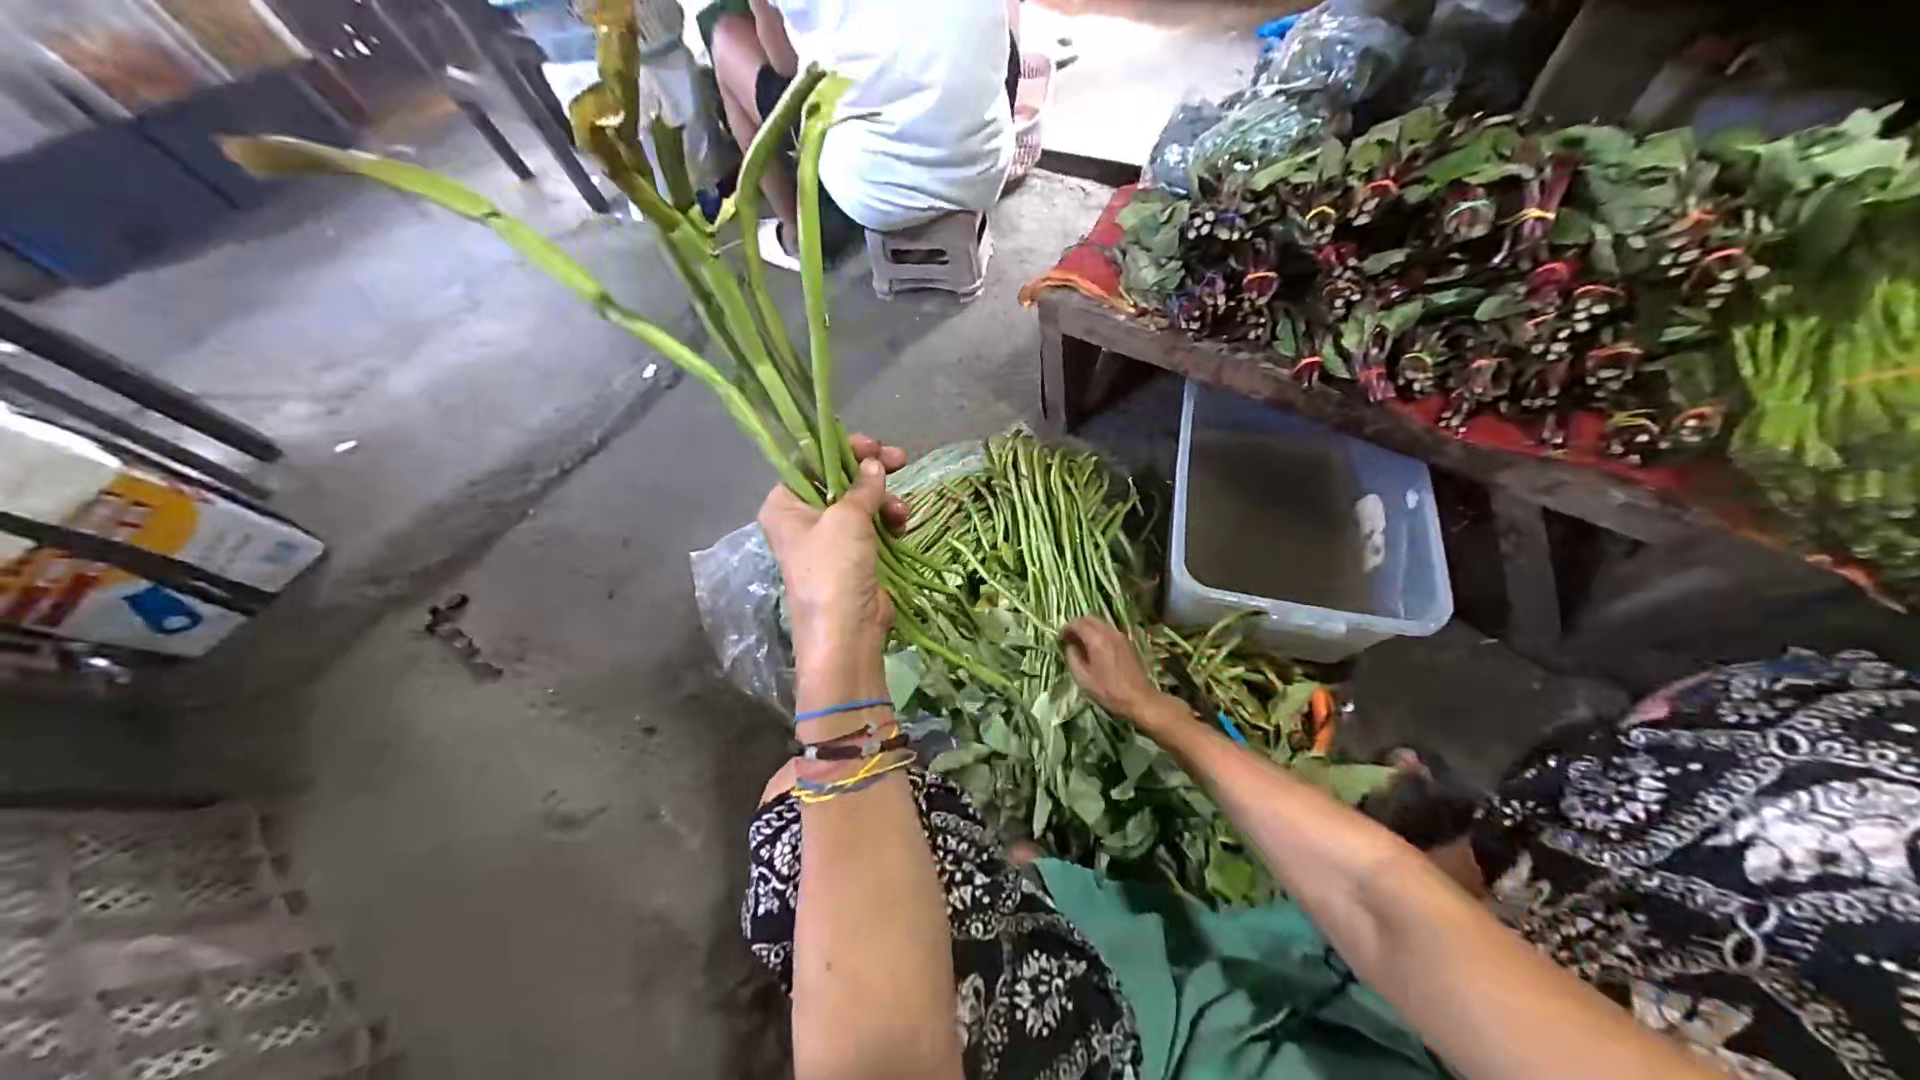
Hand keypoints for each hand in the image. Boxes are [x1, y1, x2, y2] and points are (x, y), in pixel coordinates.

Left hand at [758, 435, 910, 664]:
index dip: (841, 448)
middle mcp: (802, 518)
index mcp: (784, 504)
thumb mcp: (848, 517)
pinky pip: (871, 527)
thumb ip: (862, 484)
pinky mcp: (852, 556)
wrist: (846, 630)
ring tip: (900, 513)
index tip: (873, 446)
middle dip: (870, 474)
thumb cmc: (834, 566)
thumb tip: (875, 464)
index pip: (809, 461)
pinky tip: (901, 527)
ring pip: (859, 503)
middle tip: (899, 460)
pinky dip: (886, 522)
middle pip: (838, 480)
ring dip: (884, 501)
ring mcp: (828, 539)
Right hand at [1062, 617, 1175, 721]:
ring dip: (1088, 628)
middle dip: (1077, 625)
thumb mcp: (1083, 678)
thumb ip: (1072, 657)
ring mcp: (1120, 636)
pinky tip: (1096, 648)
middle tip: (1069, 639)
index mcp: (1097, 639)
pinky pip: (1108, 630)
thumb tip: (1069, 644)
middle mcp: (1109, 632)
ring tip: (1081, 643)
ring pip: (1100, 622)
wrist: (1139, 698)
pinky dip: (1098, 632)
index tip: (1060, 640)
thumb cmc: (1108, 690)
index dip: (1066, 629)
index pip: (1077, 623)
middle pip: (1089, 618)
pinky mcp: (1127, 642)